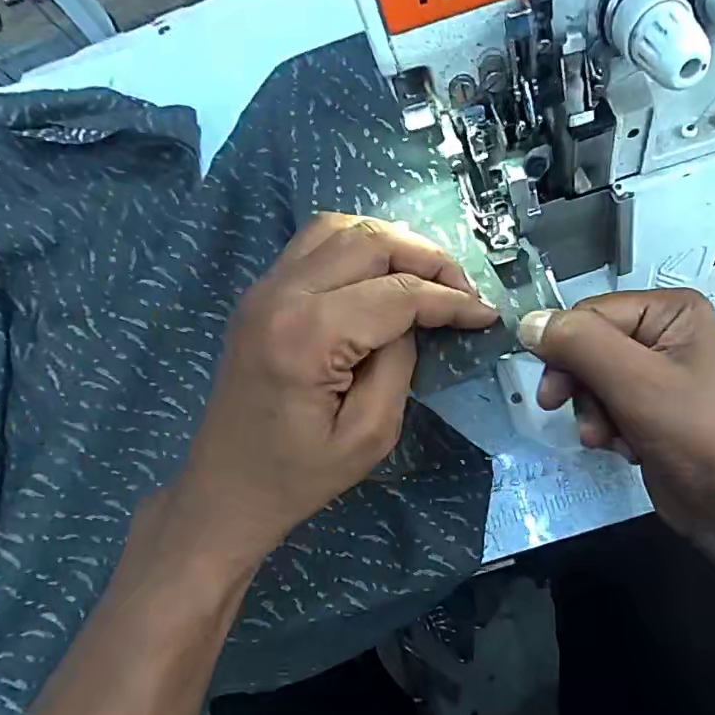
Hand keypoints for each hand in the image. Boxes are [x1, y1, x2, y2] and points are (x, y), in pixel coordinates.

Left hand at [167, 215, 497, 565]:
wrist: (227, 486)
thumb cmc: (302, 473)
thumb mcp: (372, 432)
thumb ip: (400, 364)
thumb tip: (415, 320)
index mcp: (307, 336)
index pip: (398, 294)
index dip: (451, 301)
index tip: (487, 314)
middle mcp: (280, 295)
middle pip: (370, 243)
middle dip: (430, 259)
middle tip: (464, 292)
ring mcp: (264, 288)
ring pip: (342, 228)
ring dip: (395, 244)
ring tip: (431, 277)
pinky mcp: (262, 293)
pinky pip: (318, 242)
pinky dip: (362, 246)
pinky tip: (387, 273)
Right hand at [517, 289, 714, 555]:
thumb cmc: (696, 433)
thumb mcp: (635, 381)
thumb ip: (579, 345)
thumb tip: (527, 322)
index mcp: (672, 311)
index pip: (592, 312)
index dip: (565, 348)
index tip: (549, 390)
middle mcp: (667, 336)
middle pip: (591, 348)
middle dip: (581, 386)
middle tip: (565, 412)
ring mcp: (662, 377)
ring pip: (596, 382)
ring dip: (594, 414)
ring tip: (609, 439)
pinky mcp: (655, 413)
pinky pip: (611, 409)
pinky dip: (610, 430)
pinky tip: (627, 450)